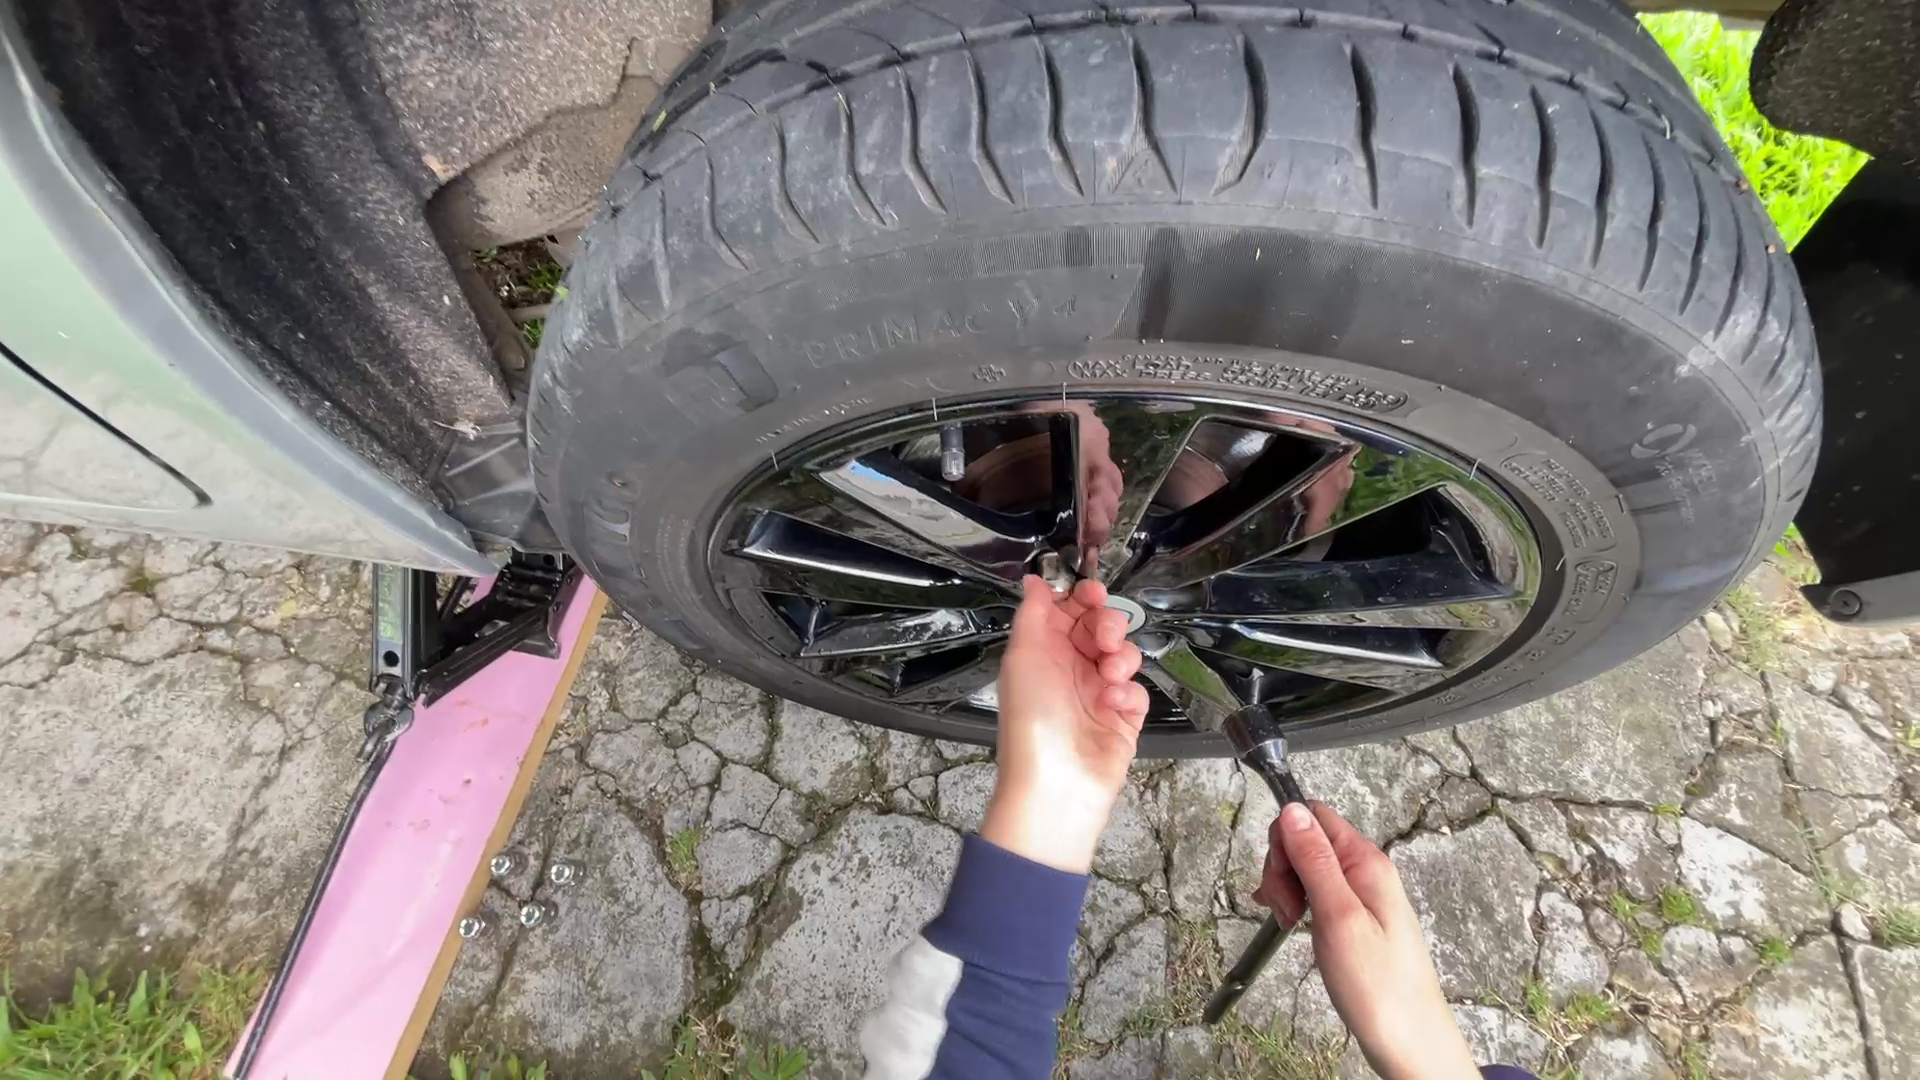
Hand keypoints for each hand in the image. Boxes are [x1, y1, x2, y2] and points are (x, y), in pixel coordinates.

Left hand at [980, 576, 1148, 872]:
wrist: (1056, 783)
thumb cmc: (1032, 715)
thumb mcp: (1023, 655)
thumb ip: (1033, 613)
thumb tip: (1033, 579)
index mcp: (1043, 650)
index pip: (1069, 611)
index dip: (1084, 599)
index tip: (1095, 594)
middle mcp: (1071, 668)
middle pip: (1101, 627)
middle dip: (1108, 625)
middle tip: (1105, 639)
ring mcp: (1099, 692)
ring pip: (1124, 654)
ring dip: (1120, 658)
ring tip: (1108, 677)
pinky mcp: (1124, 718)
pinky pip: (1137, 691)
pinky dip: (1129, 693)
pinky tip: (1114, 704)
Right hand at [1256, 802, 1479, 1079]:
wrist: (1412, 1049)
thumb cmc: (1376, 986)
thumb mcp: (1338, 916)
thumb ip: (1314, 859)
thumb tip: (1292, 807)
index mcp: (1365, 860)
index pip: (1311, 814)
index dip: (1285, 837)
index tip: (1280, 878)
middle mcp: (1365, 868)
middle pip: (1306, 838)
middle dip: (1282, 866)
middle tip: (1285, 909)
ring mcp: (1360, 892)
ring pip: (1305, 863)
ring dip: (1286, 886)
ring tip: (1288, 921)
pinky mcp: (1354, 914)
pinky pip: (1314, 888)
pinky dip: (1295, 899)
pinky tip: (1288, 920)